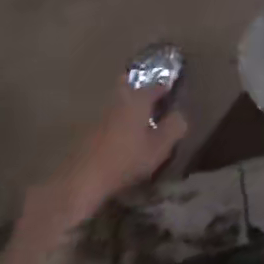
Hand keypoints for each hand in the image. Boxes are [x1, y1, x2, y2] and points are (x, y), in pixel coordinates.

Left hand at [37, 80, 187, 226]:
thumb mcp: (160, 147)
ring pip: (118, 100)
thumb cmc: (126, 159)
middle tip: (153, 101)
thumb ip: (174, 127)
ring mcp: (101, 112)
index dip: (166, 89)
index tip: (173, 94)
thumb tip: (180, 114)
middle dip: (141, 89)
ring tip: (140, 121)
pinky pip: (109, 115)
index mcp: (138, 99)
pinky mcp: (88, 127)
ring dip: (128, 104)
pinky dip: (117, 119)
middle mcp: (119, 98)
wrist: (82, 178)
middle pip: (130, 84)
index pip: (156, 85)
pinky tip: (122, 136)